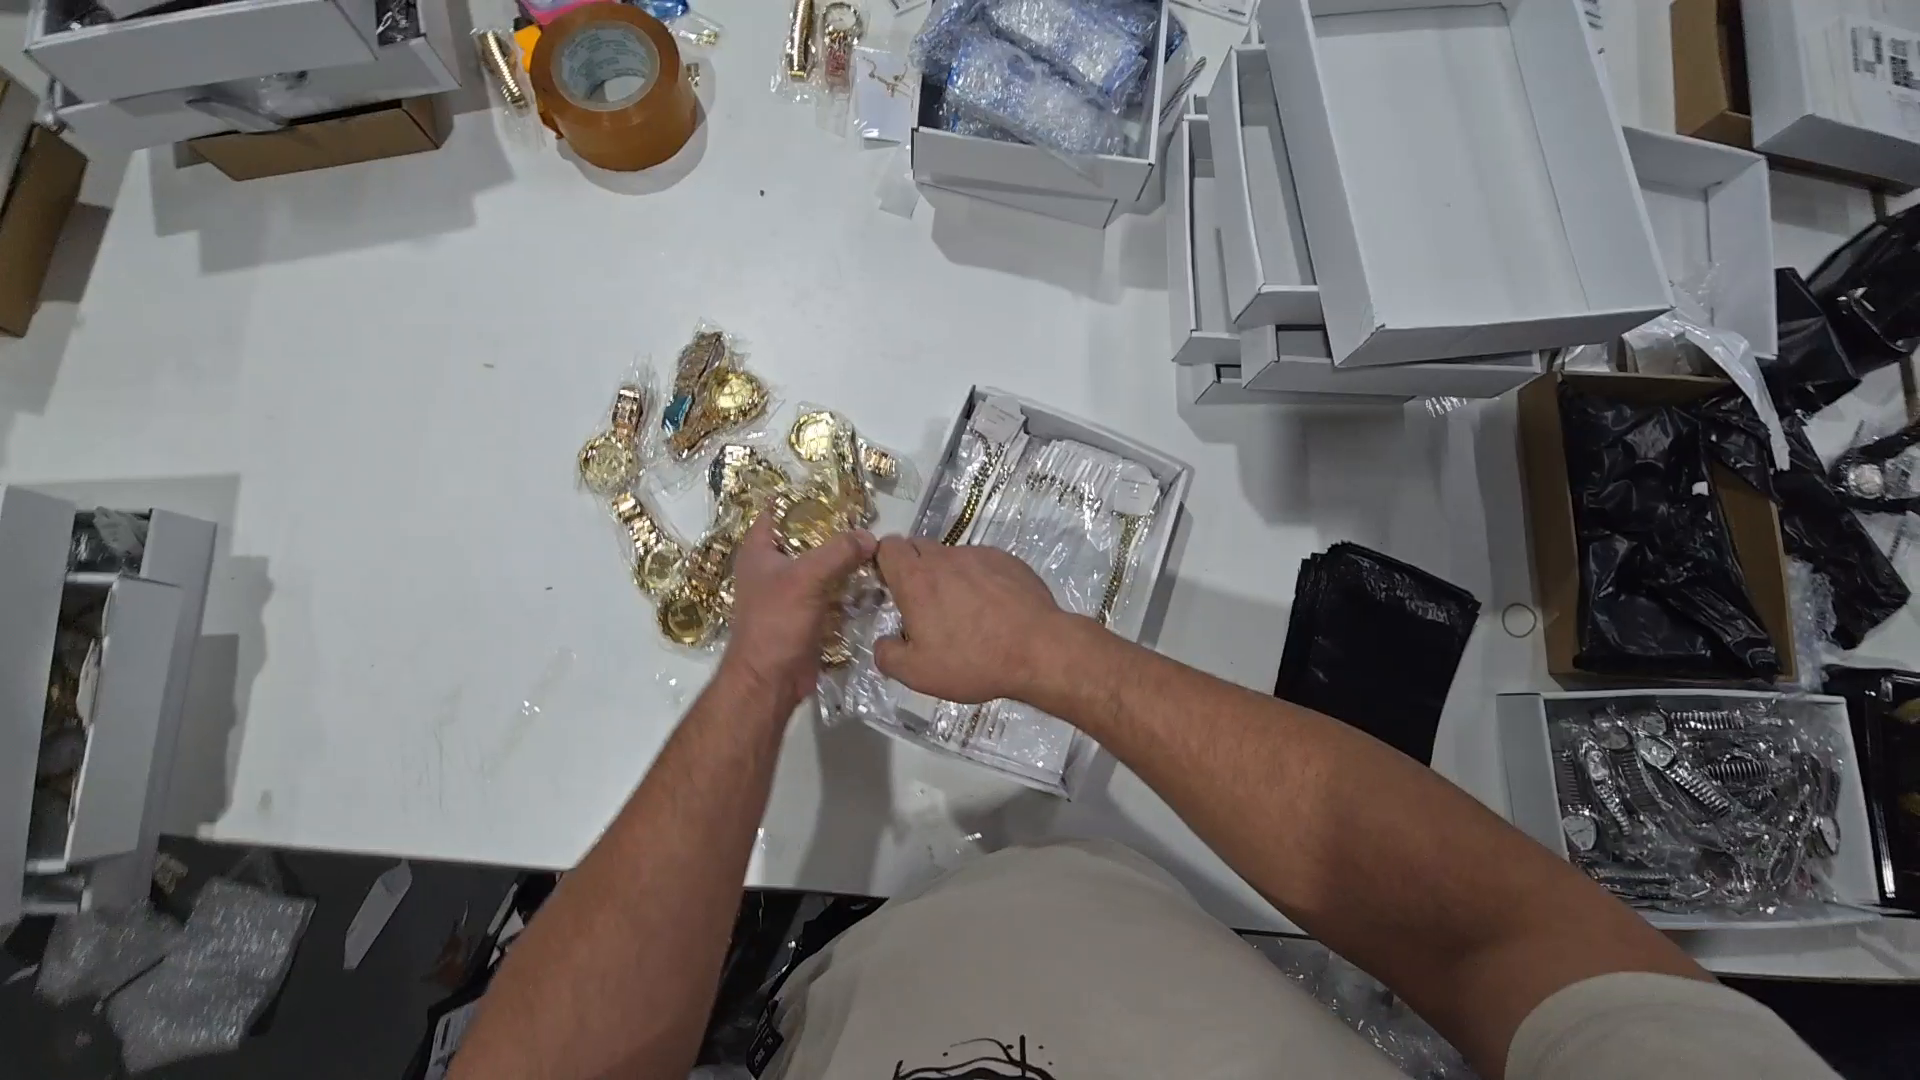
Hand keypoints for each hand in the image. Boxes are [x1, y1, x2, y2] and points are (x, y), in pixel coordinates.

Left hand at [722, 514, 875, 708]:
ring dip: (845, 560)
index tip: (839, 494)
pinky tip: (872, 580)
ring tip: (876, 548)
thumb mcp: (807, 578)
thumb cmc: (776, 622)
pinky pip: (830, 591)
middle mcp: (772, 567)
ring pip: (821, 566)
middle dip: (835, 531)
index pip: (779, 511)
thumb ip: (839, 552)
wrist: (770, 679)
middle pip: (807, 538)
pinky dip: (848, 586)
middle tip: (867, 522)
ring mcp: (789, 592)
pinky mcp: (806, 614)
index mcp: (759, 550)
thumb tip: (871, 537)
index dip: (805, 499)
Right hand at [872, 536, 1069, 703]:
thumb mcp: (918, 673)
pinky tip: (993, 608)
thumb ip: (888, 656)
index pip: (888, 547)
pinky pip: (982, 563)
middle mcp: (946, 558)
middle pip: (918, 546)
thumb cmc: (973, 661)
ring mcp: (980, 555)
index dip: (884, 562)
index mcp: (917, 579)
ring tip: (964, 611)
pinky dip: (979, 578)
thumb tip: (883, 643)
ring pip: (951, 556)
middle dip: (914, 567)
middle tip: (923, 603)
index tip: (891, 586)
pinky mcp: (1008, 560)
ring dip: (948, 575)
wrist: (1039, 650)